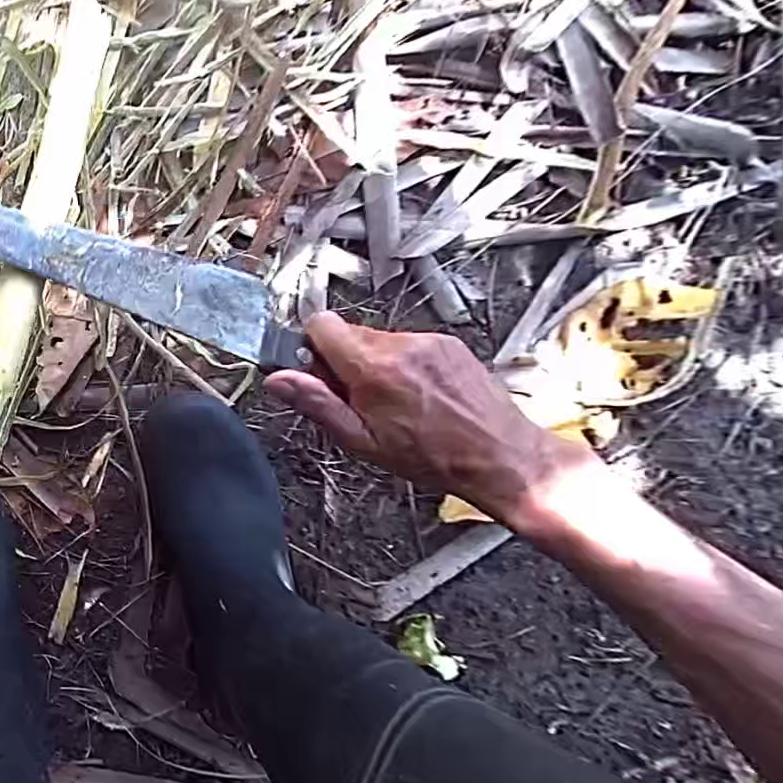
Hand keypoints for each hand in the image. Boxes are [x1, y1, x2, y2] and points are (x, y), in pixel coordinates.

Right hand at [263, 312, 595, 524]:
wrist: (504, 458)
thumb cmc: (433, 457)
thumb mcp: (360, 440)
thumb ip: (315, 403)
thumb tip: (278, 380)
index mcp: (374, 368)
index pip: (320, 324)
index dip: (309, 346)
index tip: (315, 372)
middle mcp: (402, 345)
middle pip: (345, 332)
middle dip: (339, 360)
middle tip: (354, 397)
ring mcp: (429, 342)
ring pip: (374, 338)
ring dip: (369, 363)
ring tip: (388, 400)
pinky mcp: (447, 344)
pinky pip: (403, 343)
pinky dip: (398, 363)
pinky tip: (412, 394)